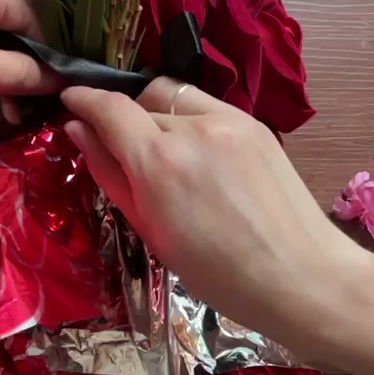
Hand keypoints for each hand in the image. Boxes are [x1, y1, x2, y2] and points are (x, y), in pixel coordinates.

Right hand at [60, 80, 371, 365]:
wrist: (301, 276)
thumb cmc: (219, 275)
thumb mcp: (152, 232)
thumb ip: (112, 175)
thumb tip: (79, 131)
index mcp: (159, 163)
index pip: (109, 108)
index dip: (83, 99)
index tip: (71, 101)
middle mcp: (192, 128)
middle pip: (140, 101)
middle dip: (123, 119)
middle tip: (123, 150)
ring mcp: (230, 120)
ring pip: (174, 98)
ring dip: (156, 115)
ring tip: (164, 154)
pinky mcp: (256, 123)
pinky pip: (206, 106)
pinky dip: (189, 120)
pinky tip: (198, 155)